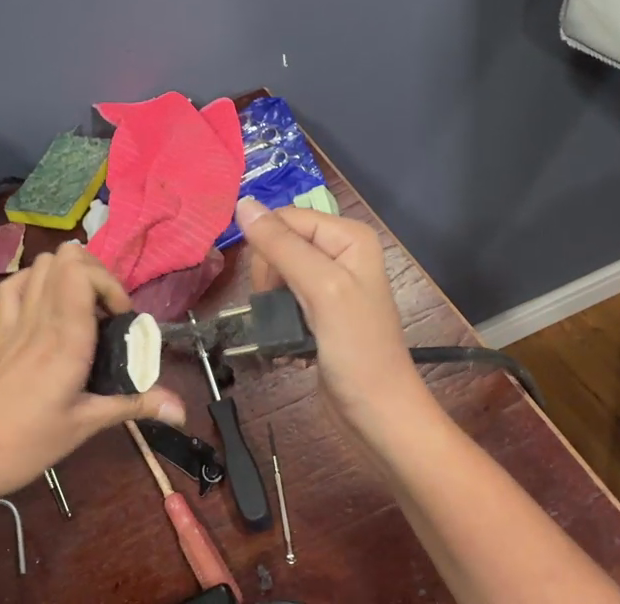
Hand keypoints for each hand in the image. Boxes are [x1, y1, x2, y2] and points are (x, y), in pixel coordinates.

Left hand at [0, 241, 185, 510]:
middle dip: (96, 273)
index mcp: (64, 338)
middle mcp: (39, 318)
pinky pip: (15, 286)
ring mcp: (12, 321)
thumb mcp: (82, 428)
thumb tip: (181, 410)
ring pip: (40, 264)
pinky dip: (35, 283)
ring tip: (83, 309)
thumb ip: (132, 406)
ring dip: (67, 274)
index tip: (123, 321)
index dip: (111, 285)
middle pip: (66, 257)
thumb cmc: (20, 446)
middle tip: (108, 313)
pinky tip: (46, 308)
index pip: (84, 273)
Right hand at [237, 197, 424, 437]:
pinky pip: (282, 299)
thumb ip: (281, 245)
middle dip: (269, 277)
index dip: (267, 246)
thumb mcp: (320, 289)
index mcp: (348, 236)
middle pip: (279, 244)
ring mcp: (330, 283)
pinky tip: (287, 343)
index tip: (267, 286)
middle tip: (280, 311)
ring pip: (275, 273)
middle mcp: (340, 252)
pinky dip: (278, 320)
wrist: (378, 416)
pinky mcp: (318, 311)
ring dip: (271, 303)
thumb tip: (242, 203)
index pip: (285, 218)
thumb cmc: (357, 350)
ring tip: (284, 332)